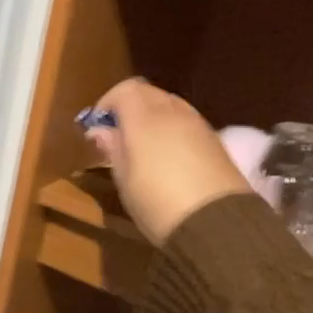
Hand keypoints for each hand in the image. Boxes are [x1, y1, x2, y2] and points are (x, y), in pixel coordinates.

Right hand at [85, 78, 250, 246]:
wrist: (214, 221)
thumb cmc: (156, 200)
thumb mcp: (123, 178)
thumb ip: (112, 147)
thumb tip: (99, 130)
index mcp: (145, 117)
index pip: (124, 90)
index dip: (107, 103)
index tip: (97, 127)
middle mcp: (173, 111)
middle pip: (149, 93)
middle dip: (130, 108)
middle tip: (117, 135)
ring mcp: (198, 123)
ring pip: (170, 105)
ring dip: (152, 117)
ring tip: (142, 147)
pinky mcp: (215, 140)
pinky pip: (186, 122)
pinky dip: (171, 129)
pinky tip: (167, 156)